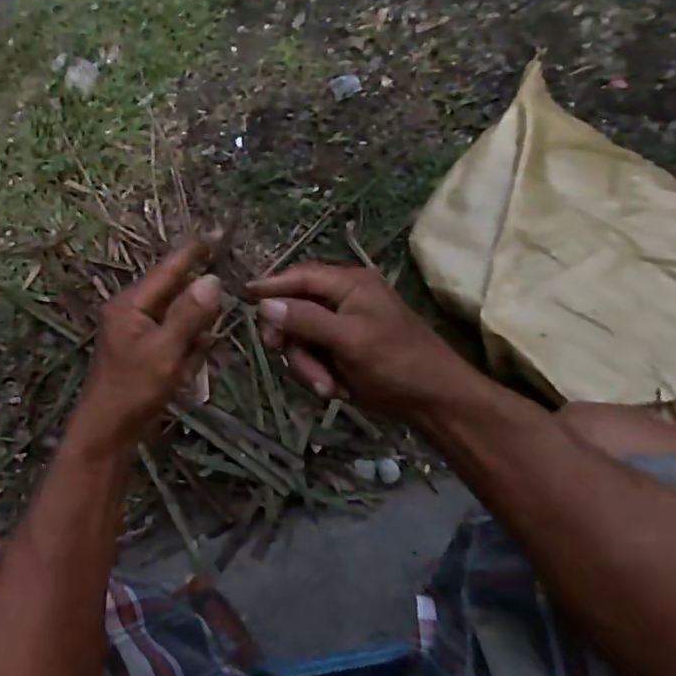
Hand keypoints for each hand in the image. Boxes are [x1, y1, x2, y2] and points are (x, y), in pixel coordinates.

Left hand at [67, 237, 223, 448]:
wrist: (107, 433)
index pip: (169, 269)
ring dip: (192, 342)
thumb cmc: (133, 390)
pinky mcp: (145, 352)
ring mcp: (138, 332)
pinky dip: (185, 357)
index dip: (195, 252)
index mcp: (131, 304)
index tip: (220, 233)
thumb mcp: (166, 351)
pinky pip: (176, 342)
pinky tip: (180, 377)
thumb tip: (213, 279)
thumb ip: (190, 314)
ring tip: (183, 369)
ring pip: (181, 322)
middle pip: (178, 296)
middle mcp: (133, 311)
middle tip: (202, 339)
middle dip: (198, 316)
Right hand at [244, 262, 479, 418]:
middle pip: (293, 310)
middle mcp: (343, 299)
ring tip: (326, 386)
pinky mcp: (341, 352)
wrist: (433, 399)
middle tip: (282, 352)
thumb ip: (305, 319)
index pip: (300, 276)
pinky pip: (312, 358)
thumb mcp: (348, 338)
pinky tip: (336, 389)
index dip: (271, 284)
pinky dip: (318, 374)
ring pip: (299, 339)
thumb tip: (265, 305)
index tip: (242, 296)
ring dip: (306, 365)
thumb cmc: (396, 360)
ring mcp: (341, 327)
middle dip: (291, 339)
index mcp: (349, 284)